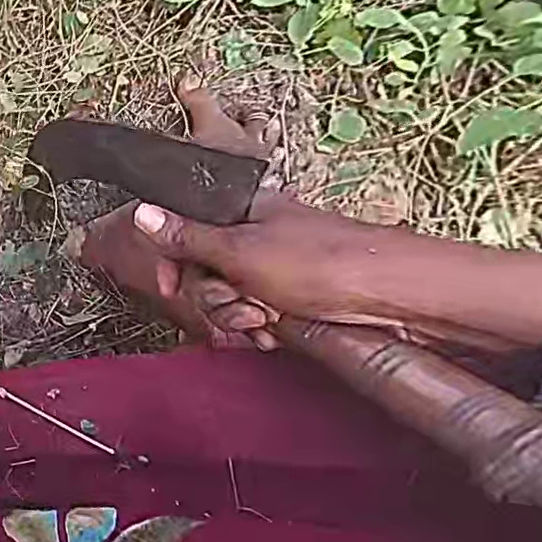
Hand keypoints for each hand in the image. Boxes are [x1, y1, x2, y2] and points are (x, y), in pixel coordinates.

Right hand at [127, 194, 541, 352]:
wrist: (399, 297)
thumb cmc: (320, 264)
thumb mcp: (239, 249)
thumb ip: (186, 235)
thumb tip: (141, 212)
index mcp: (240, 211)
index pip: (180, 232)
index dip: (171, 263)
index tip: (170, 287)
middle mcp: (252, 235)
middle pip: (199, 269)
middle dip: (213, 296)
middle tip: (240, 304)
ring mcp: (270, 265)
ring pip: (224, 294)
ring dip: (236, 314)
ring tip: (265, 319)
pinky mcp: (287, 293)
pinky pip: (250, 310)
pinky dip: (256, 324)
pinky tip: (274, 330)